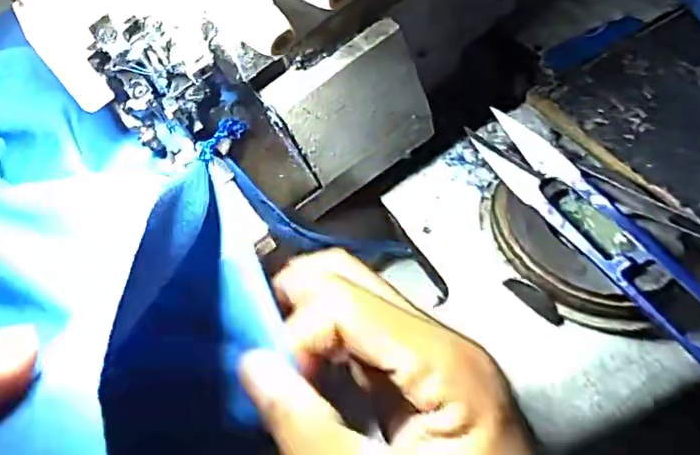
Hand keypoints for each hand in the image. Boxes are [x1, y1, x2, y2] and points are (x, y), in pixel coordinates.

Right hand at [240, 250, 530, 454]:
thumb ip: (309, 426)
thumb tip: (251, 365)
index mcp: (447, 362)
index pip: (337, 298)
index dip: (295, 334)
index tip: (278, 382)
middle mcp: (445, 342)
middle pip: (341, 275)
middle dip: (292, 308)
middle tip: (270, 357)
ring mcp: (436, 355)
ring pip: (344, 293)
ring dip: (304, 323)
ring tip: (289, 372)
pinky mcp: (423, 374)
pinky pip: (356, 327)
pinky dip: (322, 342)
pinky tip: (314, 380)